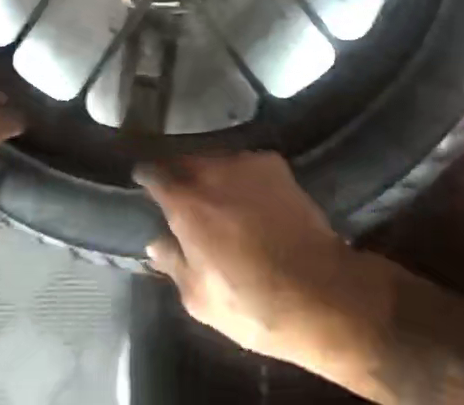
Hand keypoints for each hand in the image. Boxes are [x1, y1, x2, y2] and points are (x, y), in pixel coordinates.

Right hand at [138, 153, 388, 371]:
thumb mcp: (199, 299)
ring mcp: (246, 163)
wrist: (321, 291)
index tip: (142, 181)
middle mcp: (212, 171)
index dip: (145, 176)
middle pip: (186, 160)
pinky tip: (249, 196)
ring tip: (217, 194)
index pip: (154, 173)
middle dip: (179, 173)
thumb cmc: (252, 304)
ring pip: (217, 160)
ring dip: (211, 173)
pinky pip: (246, 164)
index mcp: (186, 203)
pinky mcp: (275, 165)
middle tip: (181, 192)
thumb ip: (173, 263)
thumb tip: (157, 242)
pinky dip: (241, 176)